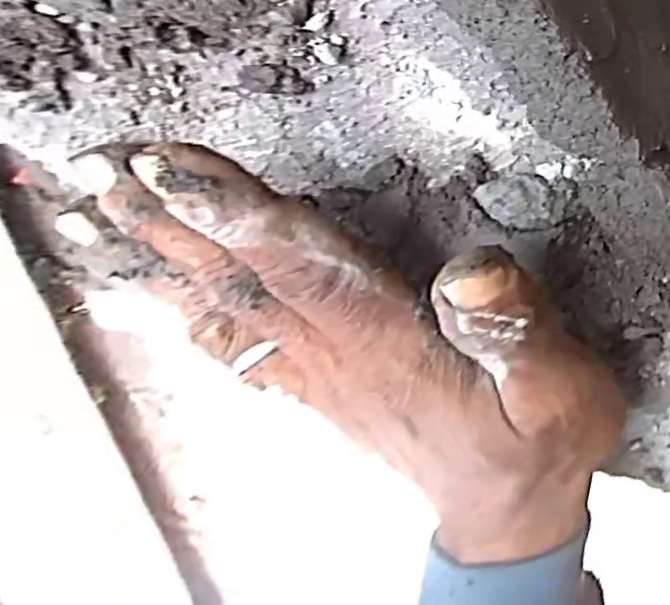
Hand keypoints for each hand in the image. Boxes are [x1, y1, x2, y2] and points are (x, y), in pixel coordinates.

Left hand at [65, 143, 624, 563]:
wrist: (515, 506)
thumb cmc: (543, 439)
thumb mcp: (553, 380)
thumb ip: (513, 324)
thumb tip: (473, 263)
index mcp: (392, 349)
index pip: (305, 271)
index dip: (244, 216)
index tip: (175, 170)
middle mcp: (342, 361)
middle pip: (249, 284)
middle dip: (179, 224)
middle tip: (109, 170)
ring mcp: (330, 379)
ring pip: (235, 311)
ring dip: (175, 261)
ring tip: (119, 215)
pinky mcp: (335, 389)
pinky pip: (249, 345)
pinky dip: (198, 314)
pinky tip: (173, 300)